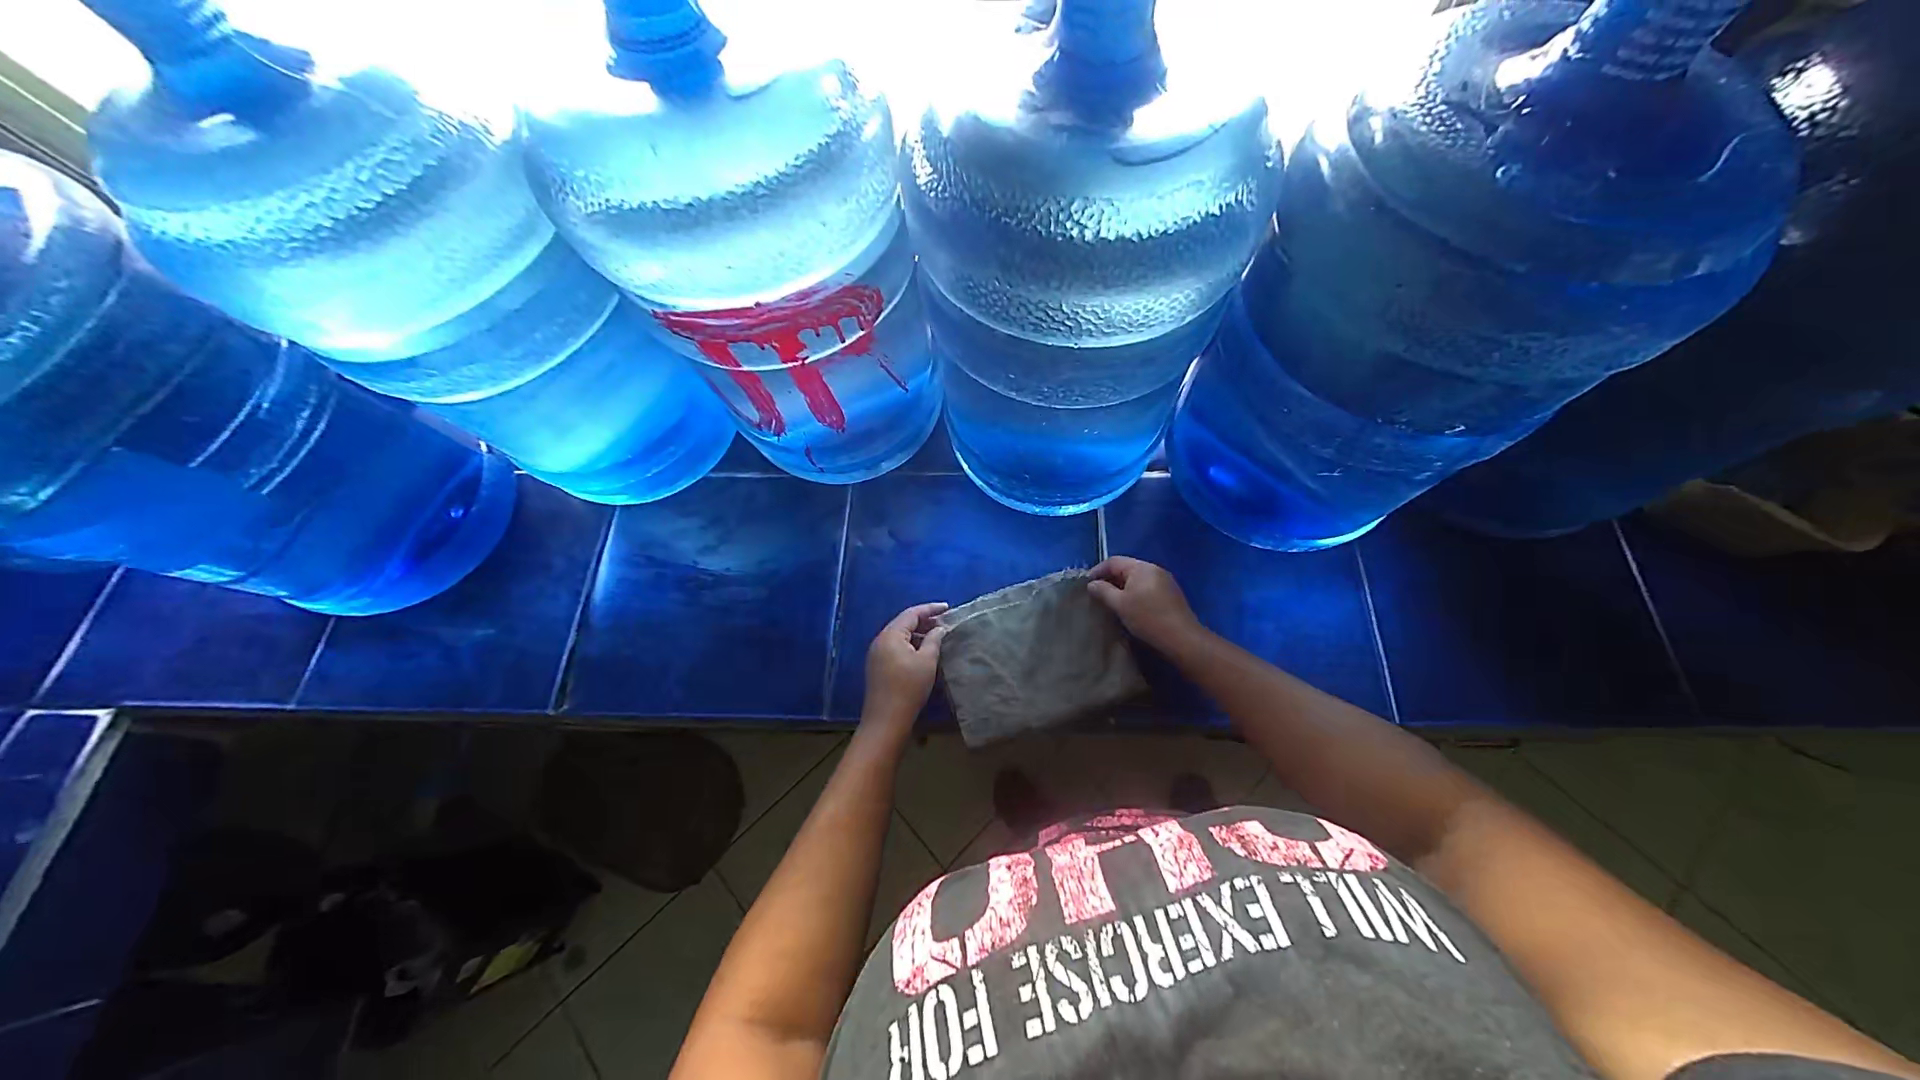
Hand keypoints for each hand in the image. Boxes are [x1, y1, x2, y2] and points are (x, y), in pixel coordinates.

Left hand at [862, 602, 949, 733]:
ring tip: (936, 635)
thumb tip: (938, 628)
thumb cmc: (909, 687)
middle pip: (903, 623)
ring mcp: (876, 653)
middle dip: (924, 620)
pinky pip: (895, 646)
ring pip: (899, 635)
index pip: (911, 613)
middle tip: (944, 622)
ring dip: (917, 633)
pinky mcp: (877, 666)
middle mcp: (880, 640)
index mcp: (890, 635)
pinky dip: (909, 644)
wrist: (886, 719)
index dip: (930, 609)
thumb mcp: (927, 661)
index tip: (947, 608)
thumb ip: (933, 640)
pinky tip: (922, 650)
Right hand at [1088, 556, 1204, 652]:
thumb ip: (1103, 591)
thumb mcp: (1120, 604)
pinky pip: (1147, 587)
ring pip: (1137, 579)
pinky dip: (1135, 593)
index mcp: (1141, 567)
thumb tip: (1092, 584)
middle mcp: (1154, 569)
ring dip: (1122, 587)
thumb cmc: (1147, 618)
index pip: (1113, 561)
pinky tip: (1130, 606)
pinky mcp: (1171, 594)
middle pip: (1127, 568)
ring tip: (1111, 601)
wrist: (1181, 637)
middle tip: (1097, 594)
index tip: (1086, 584)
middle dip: (1110, 579)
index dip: (1098, 570)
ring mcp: (1165, 581)